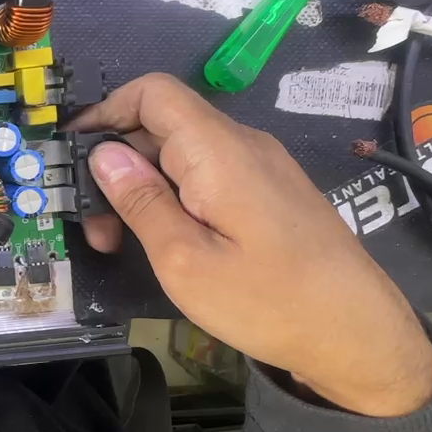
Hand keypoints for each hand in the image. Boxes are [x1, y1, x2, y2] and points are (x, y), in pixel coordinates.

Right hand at [74, 74, 431, 416]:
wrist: (359, 338)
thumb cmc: (267, 302)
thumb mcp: (183, 259)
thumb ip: (140, 201)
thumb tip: (103, 153)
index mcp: (218, 152)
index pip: (153, 92)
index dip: (105, 110)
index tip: (71, 151)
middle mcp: (240, 146)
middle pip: (159, 126)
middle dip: (114, 166)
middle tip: (92, 226)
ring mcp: (256, 168)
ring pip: (177, 155)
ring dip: (138, 189)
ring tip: (117, 242)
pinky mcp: (264, 191)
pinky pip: (202, 175)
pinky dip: (168, 198)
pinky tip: (159, 240)